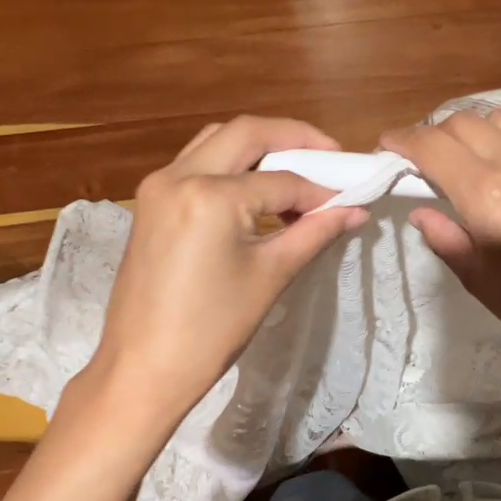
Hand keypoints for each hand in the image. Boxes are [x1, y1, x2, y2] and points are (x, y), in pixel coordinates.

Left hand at [87, 116, 367, 415]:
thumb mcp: (270, 276)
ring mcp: (158, 186)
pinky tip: (259, 193)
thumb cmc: (211, 329)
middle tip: (331, 155)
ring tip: (298, 171)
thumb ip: (314, 233)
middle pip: (246, 133)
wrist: (144, 367)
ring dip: (259, 148)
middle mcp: (179, 175)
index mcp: (210, 195)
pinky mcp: (150, 203)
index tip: (352, 199)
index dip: (321, 190)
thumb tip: (356, 211)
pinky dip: (233, 166)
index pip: (281, 180)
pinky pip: (198, 165)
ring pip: (217, 142)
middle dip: (292, 138)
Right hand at [382, 110, 500, 385]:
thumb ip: (447, 239)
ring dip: (475, 132)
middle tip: (425, 160)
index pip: (433, 146)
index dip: (403, 141)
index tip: (388, 148)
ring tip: (468, 160)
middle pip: (464, 122)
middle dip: (435, 134)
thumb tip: (422, 212)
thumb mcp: (481, 282)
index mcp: (486, 193)